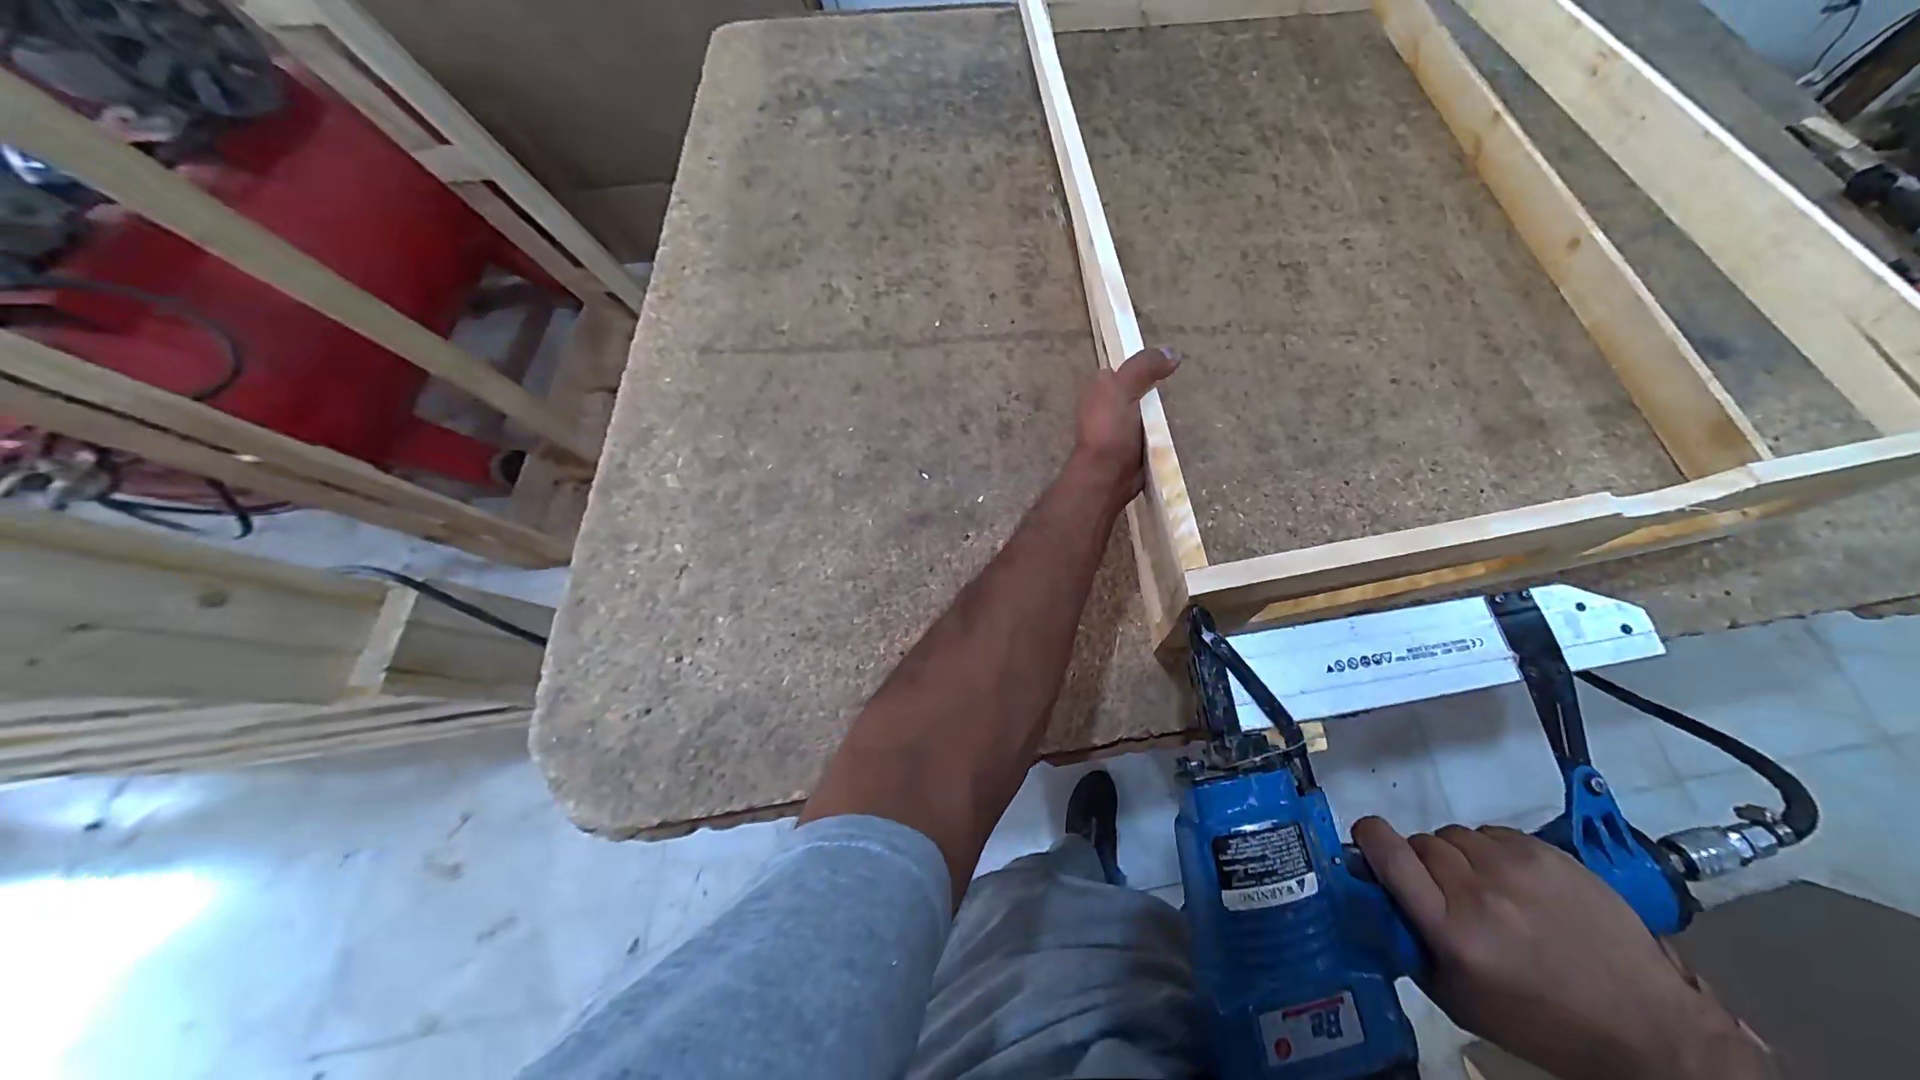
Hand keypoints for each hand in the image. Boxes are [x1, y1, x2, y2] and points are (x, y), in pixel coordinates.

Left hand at [1072, 346, 1179, 501]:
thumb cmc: (1110, 429)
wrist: (1107, 475)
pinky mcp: (1129, 450)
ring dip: (1159, 416)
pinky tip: (1171, 434)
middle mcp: (1104, 407)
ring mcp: (1117, 430)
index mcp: (1097, 389)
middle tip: (1175, 393)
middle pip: (1137, 392)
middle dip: (1154, 393)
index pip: (1123, 370)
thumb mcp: (1123, 388)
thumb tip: (1173, 353)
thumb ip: (1144, 367)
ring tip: (1177, 413)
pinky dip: (1160, 435)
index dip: (1143, 368)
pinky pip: (1149, 435)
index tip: (1166, 369)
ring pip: (1145, 414)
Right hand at [1352, 817, 1774, 1079]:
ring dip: (1457, 857)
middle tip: (1443, 893)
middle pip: (1420, 843)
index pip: (1388, 851)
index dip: (1368, 838)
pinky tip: (1515, 885)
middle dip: (1421, 863)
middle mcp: (1478, 890)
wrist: (1647, 1026)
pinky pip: (1493, 834)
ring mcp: (1517, 867)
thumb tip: (1375, 895)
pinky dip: (1492, 853)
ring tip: (1485, 890)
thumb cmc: (1540, 1021)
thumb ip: (1409, 940)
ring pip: (1455, 835)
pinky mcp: (1549, 854)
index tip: (1368, 844)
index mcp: (1451, 928)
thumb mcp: (1457, 997)